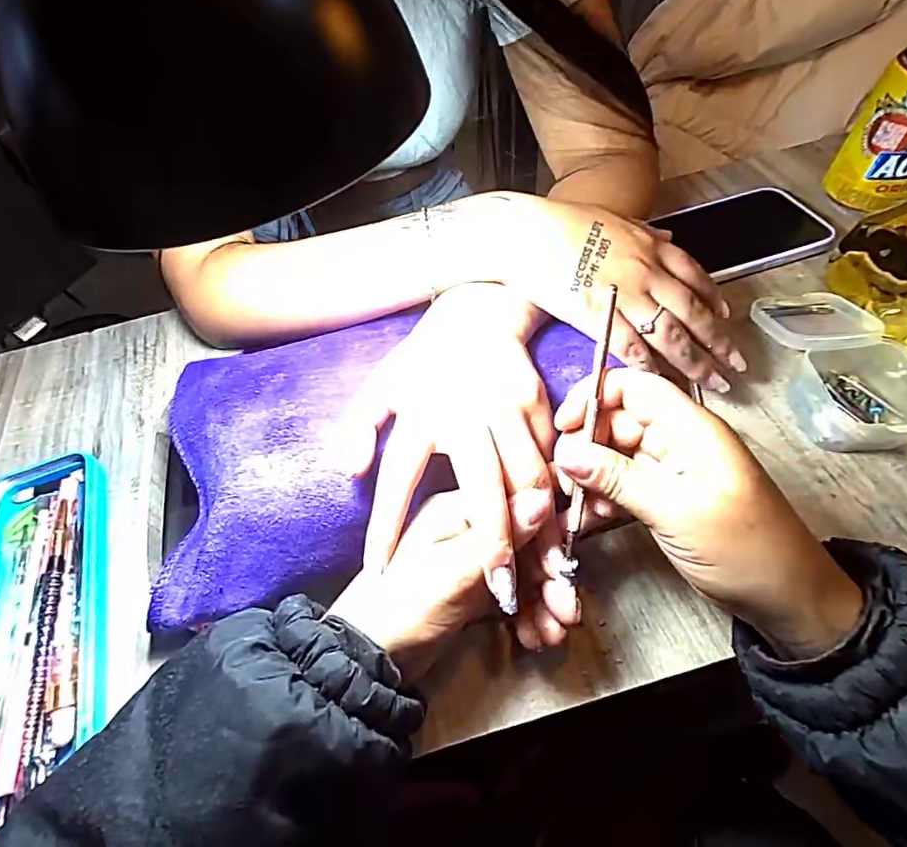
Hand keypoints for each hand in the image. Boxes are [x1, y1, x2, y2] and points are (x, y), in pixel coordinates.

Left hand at [329, 486, 552, 677]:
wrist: (373, 654)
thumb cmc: (399, 607)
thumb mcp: (451, 573)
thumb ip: (496, 540)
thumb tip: (539, 497)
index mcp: (456, 507)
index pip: (516, 508)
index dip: (547, 541)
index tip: (564, 574)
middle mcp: (466, 525)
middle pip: (526, 542)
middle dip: (550, 580)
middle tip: (564, 613)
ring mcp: (471, 555)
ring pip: (525, 570)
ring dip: (544, 601)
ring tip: (550, 632)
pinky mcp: (474, 584)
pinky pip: (515, 591)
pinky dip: (529, 612)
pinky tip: (534, 634)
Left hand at [342, 284, 556, 616]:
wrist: (476, 315)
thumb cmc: (422, 360)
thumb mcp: (381, 386)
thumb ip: (359, 427)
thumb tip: (348, 471)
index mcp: (420, 411)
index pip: (399, 477)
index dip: (387, 525)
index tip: (379, 569)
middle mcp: (465, 413)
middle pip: (481, 484)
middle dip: (490, 540)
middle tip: (495, 589)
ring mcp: (507, 409)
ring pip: (528, 478)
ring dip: (534, 528)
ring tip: (538, 575)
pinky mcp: (539, 406)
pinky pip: (553, 460)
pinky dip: (558, 499)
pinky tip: (558, 531)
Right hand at [472, 193, 743, 390]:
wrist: (525, 231)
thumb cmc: (559, 221)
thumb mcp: (611, 217)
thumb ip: (641, 231)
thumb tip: (664, 238)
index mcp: (650, 247)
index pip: (696, 277)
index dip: (714, 301)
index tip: (724, 319)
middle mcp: (645, 272)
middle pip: (693, 313)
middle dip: (718, 343)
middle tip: (735, 365)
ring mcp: (623, 295)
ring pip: (670, 335)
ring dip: (695, 362)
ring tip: (713, 381)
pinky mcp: (595, 316)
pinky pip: (630, 345)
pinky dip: (647, 365)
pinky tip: (659, 378)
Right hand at [550, 370, 863, 658]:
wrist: (792, 604)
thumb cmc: (746, 551)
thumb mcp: (678, 512)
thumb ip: (618, 478)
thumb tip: (566, 453)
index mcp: (691, 429)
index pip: (633, 386)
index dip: (593, 396)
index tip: (564, 427)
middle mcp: (676, 440)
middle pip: (614, 420)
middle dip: (583, 444)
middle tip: (564, 478)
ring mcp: (668, 468)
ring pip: (610, 452)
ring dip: (587, 474)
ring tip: (578, 503)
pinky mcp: (660, 494)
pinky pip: (617, 481)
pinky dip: (599, 493)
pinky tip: (590, 515)